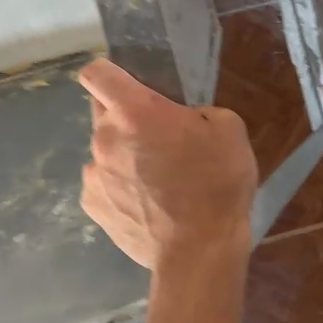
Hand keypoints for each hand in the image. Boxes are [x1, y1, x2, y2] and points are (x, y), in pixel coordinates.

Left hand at [78, 58, 257, 277]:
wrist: (199, 248)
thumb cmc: (218, 181)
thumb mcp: (229, 129)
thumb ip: (197, 113)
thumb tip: (181, 121)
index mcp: (136, 112)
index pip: (98, 73)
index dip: (112, 73)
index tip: (131, 85)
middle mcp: (104, 138)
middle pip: (105, 113)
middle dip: (130, 119)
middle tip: (165, 140)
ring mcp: (94, 175)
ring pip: (107, 151)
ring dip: (127, 156)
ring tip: (161, 180)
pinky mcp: (93, 206)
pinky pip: (106, 184)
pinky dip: (123, 187)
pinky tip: (152, 204)